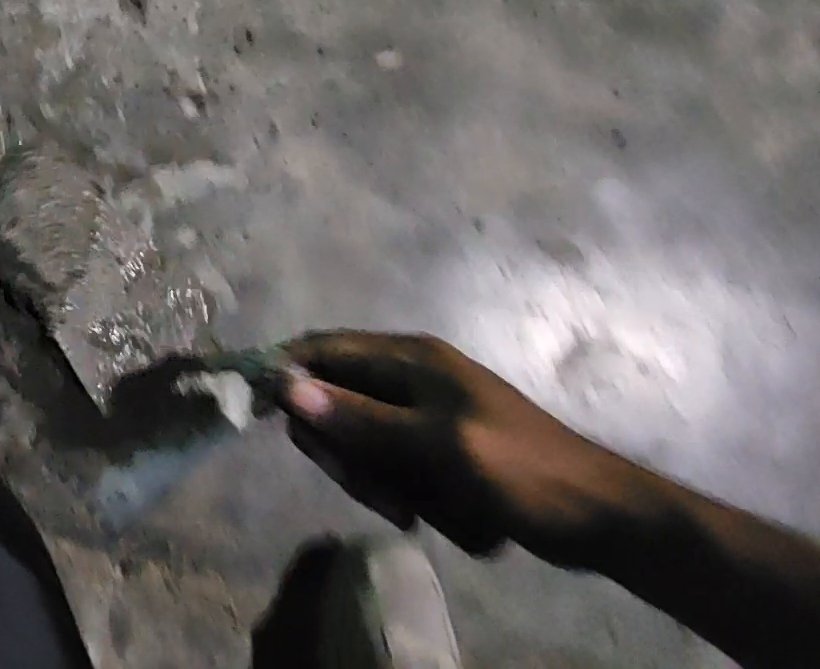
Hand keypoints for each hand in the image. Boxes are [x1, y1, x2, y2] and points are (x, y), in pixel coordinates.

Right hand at [279, 330, 655, 566]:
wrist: (609, 524)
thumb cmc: (524, 472)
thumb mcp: (436, 445)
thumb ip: (360, 417)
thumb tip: (287, 388)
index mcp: (408, 357)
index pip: (321, 348)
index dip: (285, 371)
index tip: (262, 409)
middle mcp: (405, 375)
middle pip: (330, 398)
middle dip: (337, 444)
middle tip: (360, 483)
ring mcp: (417, 412)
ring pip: (353, 437)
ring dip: (368, 475)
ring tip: (406, 509)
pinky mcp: (429, 446)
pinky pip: (382, 461)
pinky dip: (393, 488)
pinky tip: (423, 512)